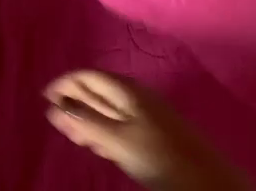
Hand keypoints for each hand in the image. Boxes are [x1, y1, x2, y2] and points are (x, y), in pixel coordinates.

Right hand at [46, 71, 250, 190]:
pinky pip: (121, 124)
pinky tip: (99, 145)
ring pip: (109, 110)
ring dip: (88, 118)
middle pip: (99, 91)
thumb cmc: (160, 157)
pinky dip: (104, 131)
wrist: (211, 185)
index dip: (65, 83)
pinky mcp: (156, 134)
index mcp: (128, 90)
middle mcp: (137, 96)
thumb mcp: (118, 140)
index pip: (89, 76)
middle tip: (53, 116)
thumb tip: (56, 104)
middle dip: (75, 100)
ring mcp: (149, 115)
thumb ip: (87, 121)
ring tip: (71, 132)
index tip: (44, 97)